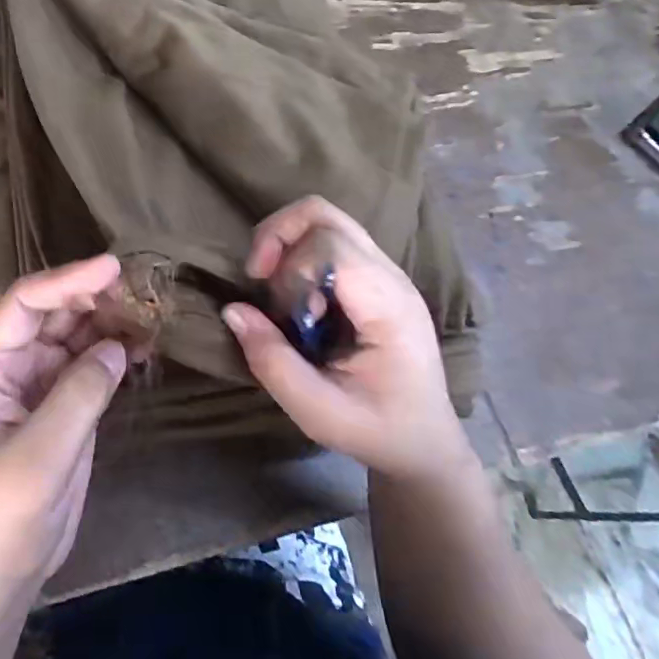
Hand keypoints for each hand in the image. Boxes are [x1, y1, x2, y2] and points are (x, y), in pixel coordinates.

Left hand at [0, 254, 130, 605]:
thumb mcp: (37, 456)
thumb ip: (78, 395)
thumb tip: (117, 346)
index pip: (26, 302)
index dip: (68, 279)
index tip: (113, 266)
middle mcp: (16, 364)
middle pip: (56, 311)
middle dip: (96, 295)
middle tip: (143, 288)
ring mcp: (43, 384)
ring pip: (80, 334)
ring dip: (112, 320)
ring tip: (152, 312)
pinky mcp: (68, 406)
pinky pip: (95, 364)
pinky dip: (119, 351)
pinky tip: (146, 346)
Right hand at [223, 196, 471, 481]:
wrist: (425, 443)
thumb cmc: (377, 430)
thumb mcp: (318, 412)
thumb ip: (273, 362)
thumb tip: (232, 310)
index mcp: (388, 306)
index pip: (331, 246)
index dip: (290, 267)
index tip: (276, 310)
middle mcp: (391, 276)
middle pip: (324, 215)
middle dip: (278, 235)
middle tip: (258, 277)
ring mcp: (386, 272)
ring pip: (326, 219)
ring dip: (287, 243)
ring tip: (275, 288)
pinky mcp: (374, 277)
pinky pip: (330, 240)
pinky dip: (299, 255)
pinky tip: (296, 298)